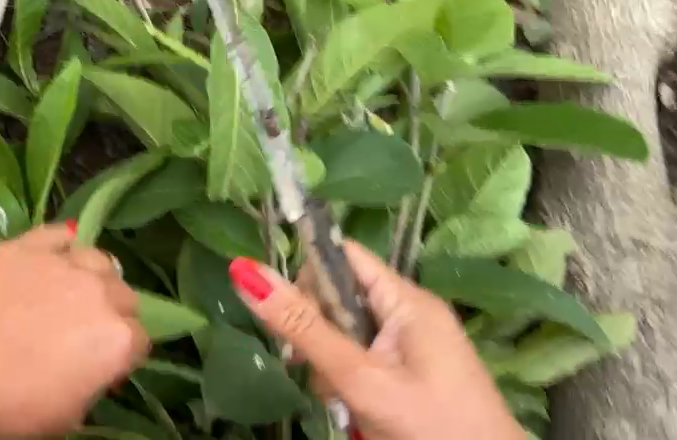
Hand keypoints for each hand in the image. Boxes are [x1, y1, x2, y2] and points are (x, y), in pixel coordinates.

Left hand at [0, 223, 148, 439]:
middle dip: (112, 309)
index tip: (102, 360)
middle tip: (87, 325)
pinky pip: (57, 233)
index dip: (122, 351)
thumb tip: (90, 365)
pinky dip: (63, 241)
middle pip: (123, 294)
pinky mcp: (25, 244)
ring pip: (97, 257)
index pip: (139, 339)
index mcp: (118, 340)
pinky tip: (55, 252)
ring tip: (74, 286)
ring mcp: (61, 262)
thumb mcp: (69, 411)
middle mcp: (99, 293)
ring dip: (93, 273)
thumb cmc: (12, 400)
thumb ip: (92, 378)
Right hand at [228, 241, 522, 439]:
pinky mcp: (415, 373)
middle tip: (308, 365)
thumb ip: (302, 326)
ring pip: (345, 329)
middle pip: (337, 294)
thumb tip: (243, 268)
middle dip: (314, 328)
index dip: (307, 273)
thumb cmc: (433, 430)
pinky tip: (349, 403)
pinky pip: (362, 355)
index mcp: (408, 301)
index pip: (339, 254)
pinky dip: (347, 376)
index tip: (288, 311)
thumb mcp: (359, 379)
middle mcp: (411, 313)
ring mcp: (415, 346)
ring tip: (337, 397)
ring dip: (327, 359)